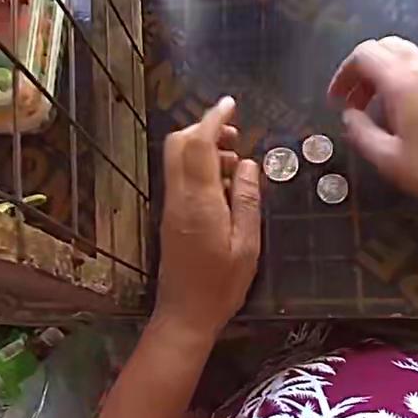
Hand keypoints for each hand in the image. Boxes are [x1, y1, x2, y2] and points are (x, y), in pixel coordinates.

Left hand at [154, 96, 261, 339]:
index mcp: (198, 201)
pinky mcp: (170, 217)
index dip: (212, 118)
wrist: (184, 314)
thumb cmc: (221, 285)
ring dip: (203, 151)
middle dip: (205, 130)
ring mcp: (170, 207)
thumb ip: (246, 200)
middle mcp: (178, 197)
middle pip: (179, 145)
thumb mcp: (247, 244)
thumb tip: (247, 163)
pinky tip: (224, 188)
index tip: (230, 104)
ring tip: (235, 166)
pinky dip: (200, 170)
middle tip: (235, 138)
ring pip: (177, 161)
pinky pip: (181, 180)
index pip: (198, 145)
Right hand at [328, 36, 417, 230]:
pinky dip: (402, 82)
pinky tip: (399, 115)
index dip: (343, 74)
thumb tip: (350, 118)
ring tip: (372, 110)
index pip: (364, 54)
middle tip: (352, 100)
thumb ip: (359, 132)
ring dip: (382, 76)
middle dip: (362, 70)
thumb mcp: (386, 157)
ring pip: (405, 57)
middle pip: (385, 47)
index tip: (336, 99)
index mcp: (404, 81)